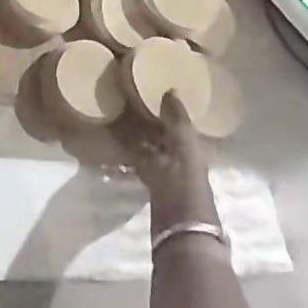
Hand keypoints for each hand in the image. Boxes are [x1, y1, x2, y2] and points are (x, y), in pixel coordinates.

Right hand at [117, 92, 215, 225]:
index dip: (168, 108)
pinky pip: (138, 160)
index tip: (150, 92)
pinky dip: (129, 151)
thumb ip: (177, 116)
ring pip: (151, 146)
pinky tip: (115, 141)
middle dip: (151, 120)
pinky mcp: (148, 182)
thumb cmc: (184, 173)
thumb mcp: (184, 139)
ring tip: (119, 116)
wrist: (178, 217)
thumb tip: (171, 90)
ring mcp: (164, 170)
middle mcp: (179, 154)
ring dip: (139, 135)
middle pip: (164, 134)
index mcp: (192, 143)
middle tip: (129, 101)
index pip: (179, 121)